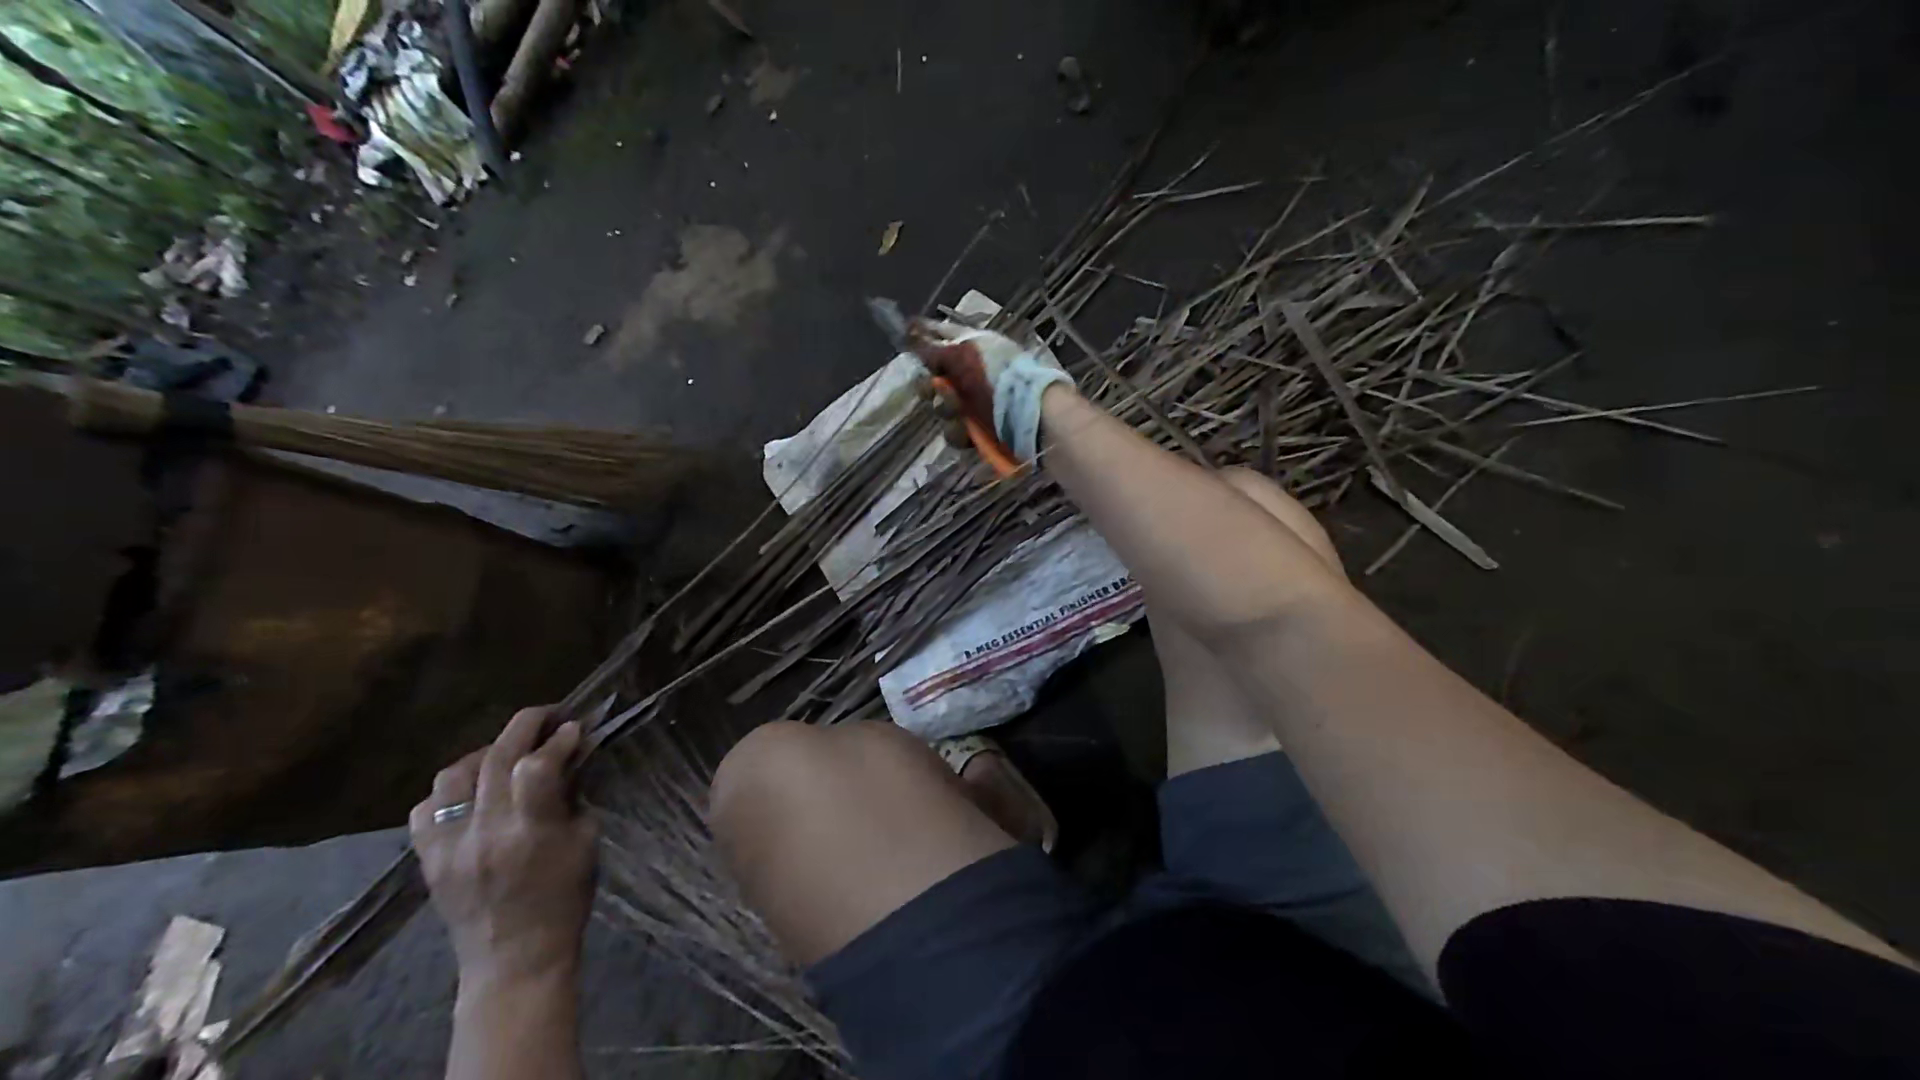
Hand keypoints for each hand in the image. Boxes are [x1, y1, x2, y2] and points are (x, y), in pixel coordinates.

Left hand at [410, 708, 596, 988]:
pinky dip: (449, 791)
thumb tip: (568, 758)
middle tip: (546, 716)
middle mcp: (485, 832)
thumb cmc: (564, 900)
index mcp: (531, 832)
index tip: (574, 727)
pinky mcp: (427, 860)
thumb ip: (571, 797)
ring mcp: (449, 846)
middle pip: (496, 757)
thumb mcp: (585, 842)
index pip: (537, 765)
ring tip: (505, 754)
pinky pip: (425, 809)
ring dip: (484, 753)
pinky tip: (470, 792)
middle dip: (525, 726)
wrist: (514, 958)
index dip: (557, 738)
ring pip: (454, 776)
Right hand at [908, 323, 1074, 461]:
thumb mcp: (964, 356)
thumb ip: (934, 349)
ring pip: (943, 408)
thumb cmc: (998, 379)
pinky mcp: (981, 430)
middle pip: (936, 379)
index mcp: (974, 347)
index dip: (922, 337)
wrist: (1032, 418)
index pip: (941, 336)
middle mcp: (974, 373)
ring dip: (945, 409)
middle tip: (936, 389)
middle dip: (931, 387)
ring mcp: (977, 403)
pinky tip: (967, 433)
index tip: (905, 337)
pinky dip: (958, 433)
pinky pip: (956, 432)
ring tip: (956, 411)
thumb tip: (911, 333)